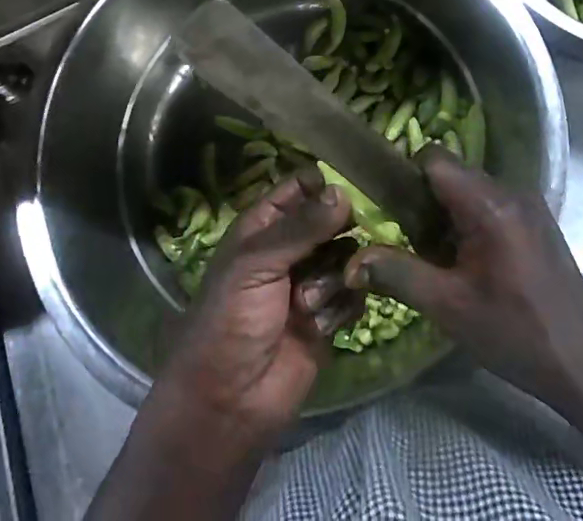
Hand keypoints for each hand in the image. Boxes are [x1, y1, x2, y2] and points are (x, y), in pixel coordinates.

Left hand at [90, 170, 359, 520]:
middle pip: (334, 222)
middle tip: (333, 252)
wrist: (229, 398)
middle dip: (339, 236)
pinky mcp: (329, 316)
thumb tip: (342, 192)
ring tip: (305, 304)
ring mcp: (311, 282)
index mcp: (264, 225)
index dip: (325, 184)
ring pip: (348, 259)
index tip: (350, 189)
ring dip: (332, 279)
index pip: (301, 187)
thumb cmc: (230, 318)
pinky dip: (340, 308)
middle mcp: (290, 248)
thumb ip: (301, 228)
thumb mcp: (257, 263)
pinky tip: (317, 327)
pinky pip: (354, 295)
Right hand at [345, 146, 582, 480]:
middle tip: (409, 240)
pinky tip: (467, 261)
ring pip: (468, 188)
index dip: (406, 176)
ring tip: (437, 255)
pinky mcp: (535, 218)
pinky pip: (488, 202)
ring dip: (445, 213)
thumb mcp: (447, 306)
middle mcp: (510, 190)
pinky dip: (468, 221)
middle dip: (423, 200)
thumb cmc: (515, 332)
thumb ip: (396, 273)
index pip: (434, 158)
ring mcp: (527, 203)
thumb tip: (350, 260)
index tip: (390, 207)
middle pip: (450, 173)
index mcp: (489, 204)